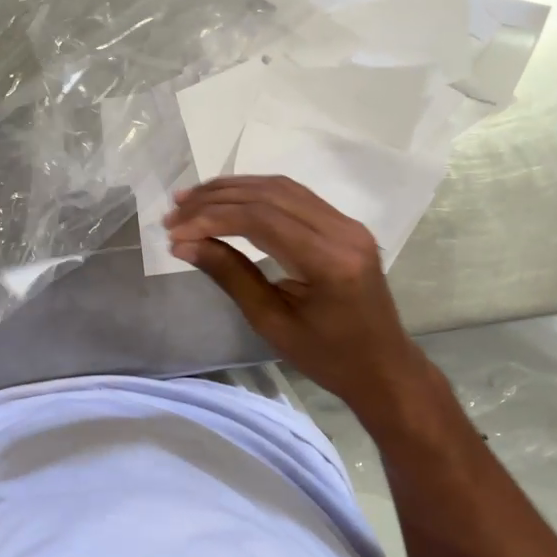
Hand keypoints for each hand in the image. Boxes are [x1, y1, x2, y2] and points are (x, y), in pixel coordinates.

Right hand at [165, 175, 432, 410]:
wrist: (383, 367)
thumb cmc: (326, 356)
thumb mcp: (270, 321)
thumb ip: (230, 275)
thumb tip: (184, 245)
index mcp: (328, 261)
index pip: (259, 219)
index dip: (210, 219)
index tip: (174, 232)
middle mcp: (342, 231)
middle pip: (269, 196)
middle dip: (214, 200)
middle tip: (173, 212)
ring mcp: (347, 224)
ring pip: (280, 188)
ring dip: (231, 190)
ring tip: (190, 200)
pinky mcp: (344, 226)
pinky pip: (294, 196)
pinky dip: (254, 194)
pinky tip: (226, 201)